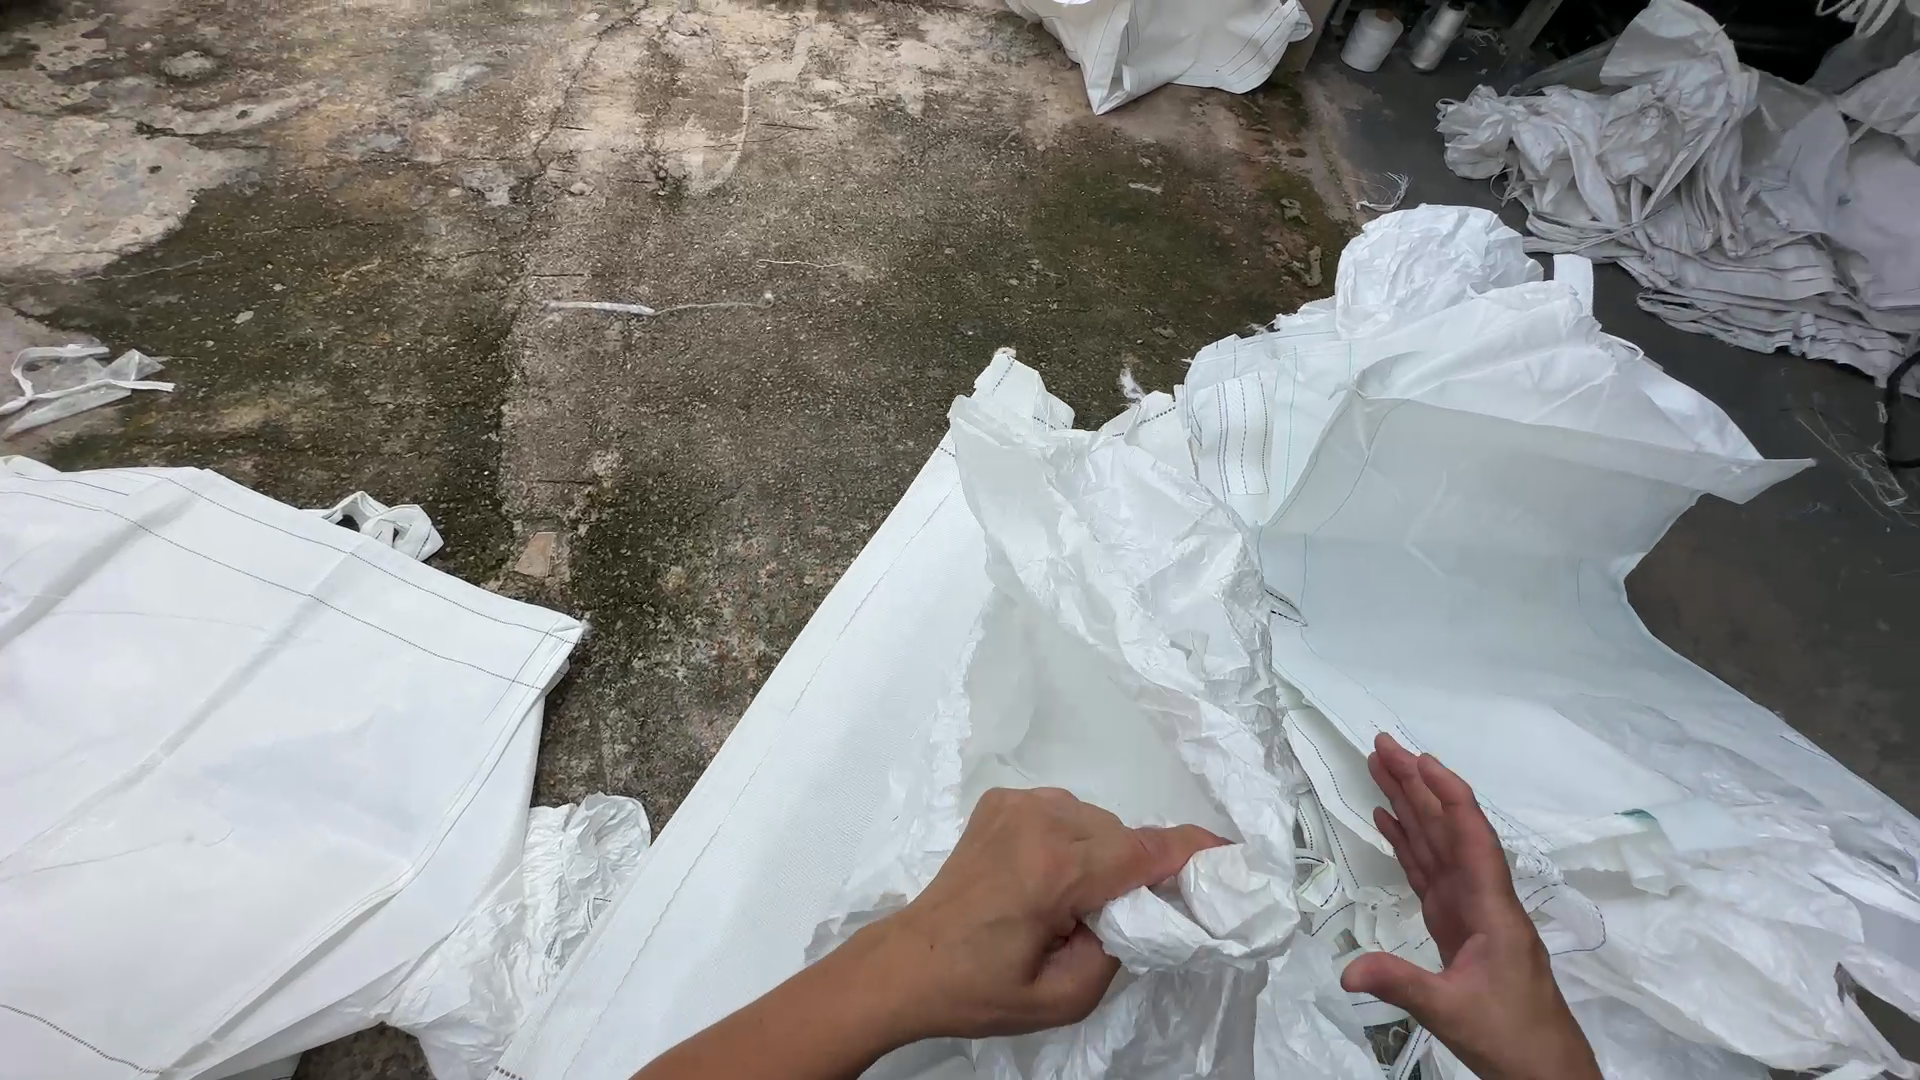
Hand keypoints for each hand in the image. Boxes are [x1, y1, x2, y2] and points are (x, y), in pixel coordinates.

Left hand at [852, 786, 1227, 1040]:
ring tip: (1072, 895)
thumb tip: (1140, 909)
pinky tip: (1045, 869)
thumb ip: (1119, 949)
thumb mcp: (1064, 996)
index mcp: (1054, 869)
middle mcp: (1038, 821)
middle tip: (1116, 913)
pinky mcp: (999, 800)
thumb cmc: (983, 986)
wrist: (911, 959)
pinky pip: (1060, 810)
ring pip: (1092, 819)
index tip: (1227, 850)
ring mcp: (1015, 803)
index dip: (1189, 850)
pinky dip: (1069, 836)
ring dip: (1100, 851)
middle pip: (1119, 835)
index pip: (1141, 851)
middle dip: (1132, 869)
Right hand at [1340, 734, 1600, 1079]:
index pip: (1470, 835)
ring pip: (1435, 842)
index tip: (1417, 758)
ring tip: (1378, 768)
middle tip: (1381, 745)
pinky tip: (1388, 819)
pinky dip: (1406, 840)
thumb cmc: (1512, 1040)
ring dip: (1409, 804)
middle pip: (1447, 828)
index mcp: (1491, 907)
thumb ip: (1400, 983)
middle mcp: (1480, 896)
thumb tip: (1345, 970)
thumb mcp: (1453, 1012)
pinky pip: (1426, 869)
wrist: (1546, 1076)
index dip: (1446, 793)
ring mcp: (1466, 907)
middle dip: (1416, 784)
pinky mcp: (1452, 921)